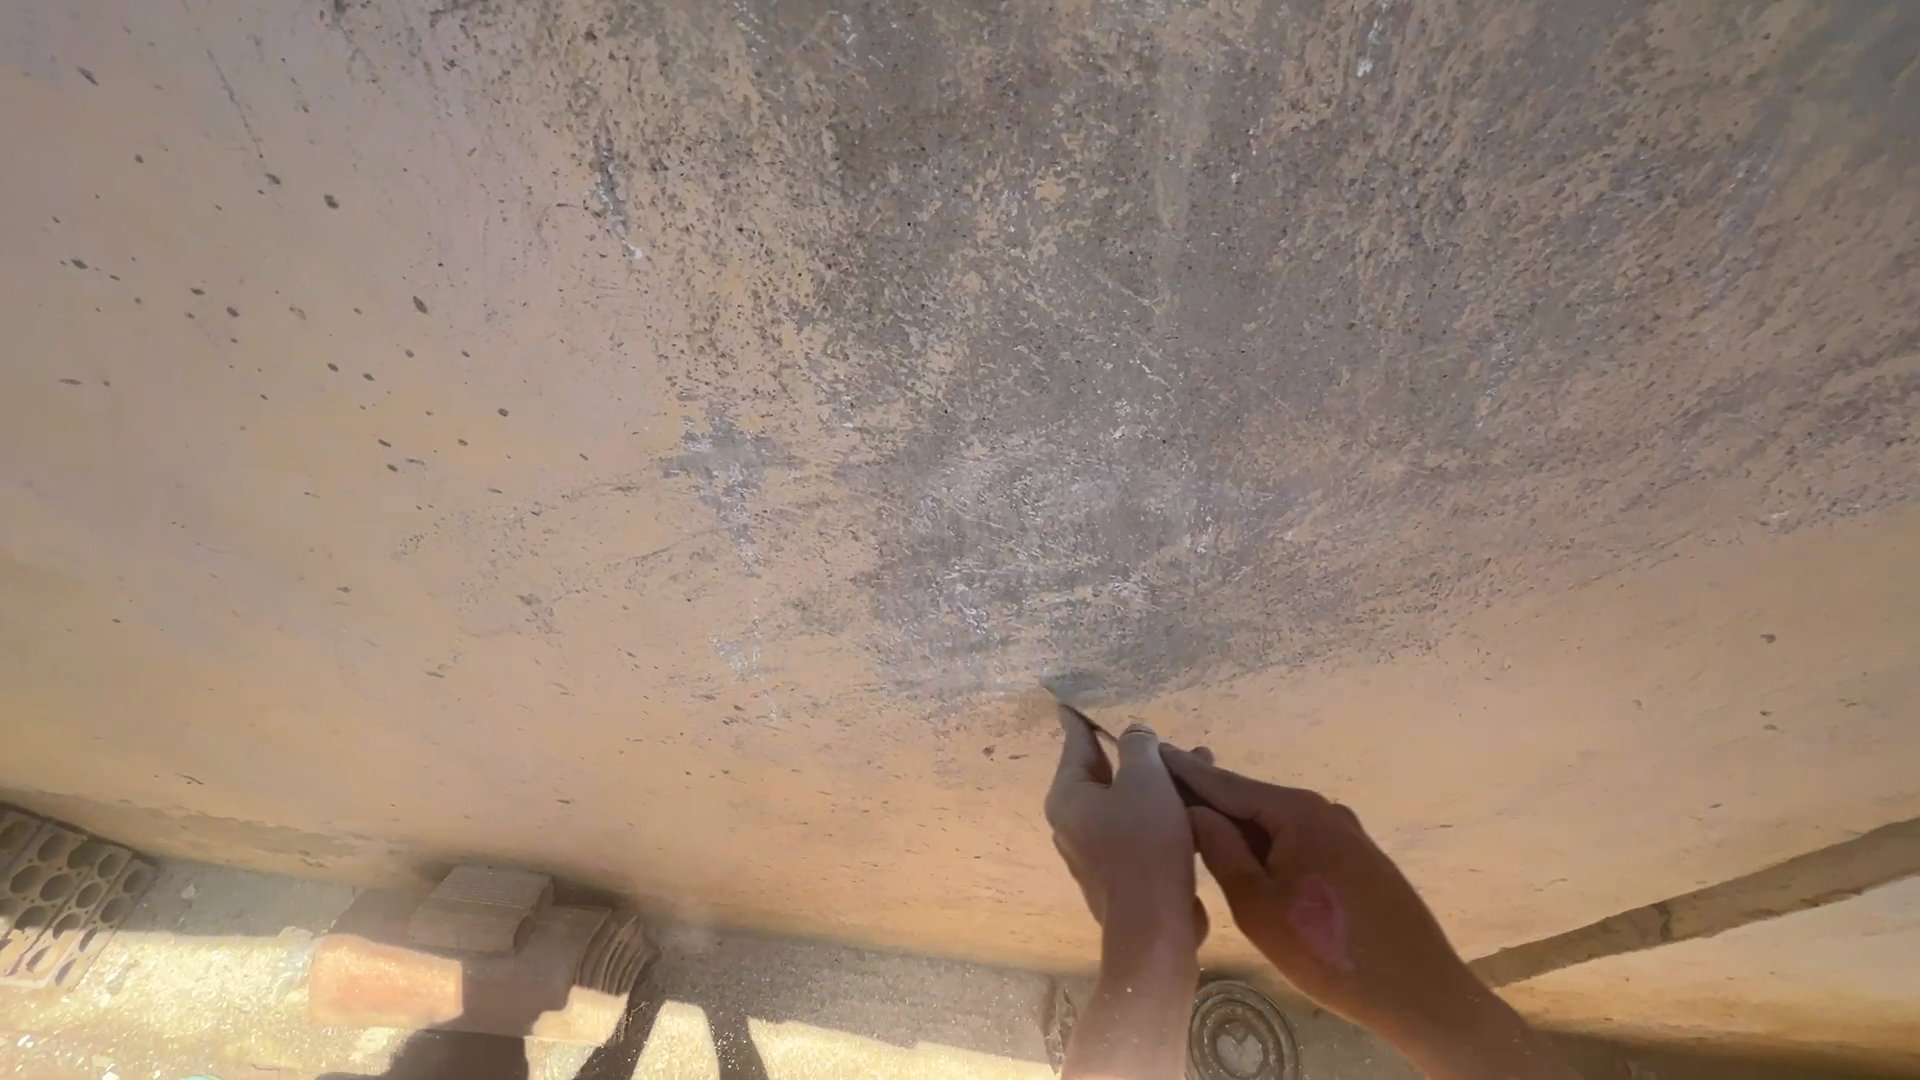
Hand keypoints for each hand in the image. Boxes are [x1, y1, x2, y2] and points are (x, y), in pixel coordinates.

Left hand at [1046, 708, 1203, 1078]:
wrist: (1155, 929)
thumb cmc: (1145, 846)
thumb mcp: (1146, 781)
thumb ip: (1139, 747)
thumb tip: (1133, 731)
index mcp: (1068, 796)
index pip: (1074, 743)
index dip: (1078, 719)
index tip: (1069, 700)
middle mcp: (1073, 821)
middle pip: (1102, 772)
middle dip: (1135, 751)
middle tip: (1152, 727)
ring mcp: (1094, 850)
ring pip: (1127, 801)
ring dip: (1157, 781)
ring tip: (1194, 759)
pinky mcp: (1119, 873)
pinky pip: (1138, 827)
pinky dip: (1161, 810)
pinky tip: (1194, 802)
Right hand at [1159, 745, 1489, 1047]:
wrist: (1426, 999)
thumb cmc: (1329, 952)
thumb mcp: (1257, 904)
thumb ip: (1221, 850)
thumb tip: (1195, 811)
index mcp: (1297, 811)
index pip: (1226, 783)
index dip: (1187, 770)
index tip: (1155, 750)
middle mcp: (1323, 810)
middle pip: (1251, 799)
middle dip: (1210, 797)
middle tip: (1166, 791)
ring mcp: (1346, 834)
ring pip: (1276, 823)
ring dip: (1239, 825)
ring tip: (1199, 827)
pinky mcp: (1359, 861)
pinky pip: (1299, 841)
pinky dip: (1267, 843)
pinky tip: (1249, 857)